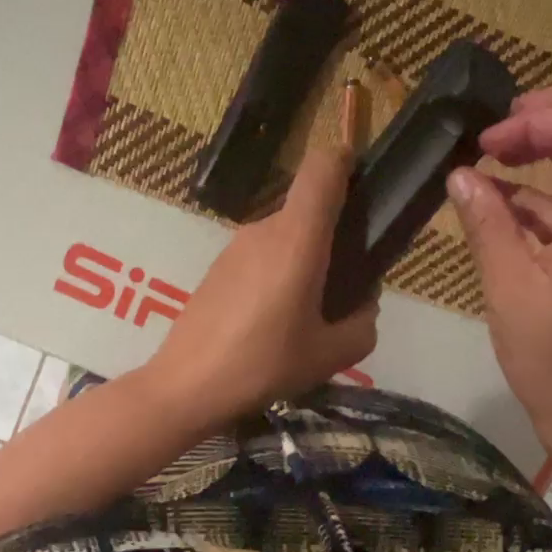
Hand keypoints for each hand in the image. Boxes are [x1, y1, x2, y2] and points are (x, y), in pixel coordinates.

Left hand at [143, 142, 379, 425]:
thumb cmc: (262, 366)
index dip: (347, 164)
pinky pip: (259, 259)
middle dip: (332, 235)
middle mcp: (264, 230)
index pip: (323, 167)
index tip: (363, 188)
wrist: (186, 387)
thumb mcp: (329, 356)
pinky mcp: (215, 271)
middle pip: (307, 210)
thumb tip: (364, 307)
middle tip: (345, 285)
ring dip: (302, 262)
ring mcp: (234, 249)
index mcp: (297, 238)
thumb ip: (362, 326)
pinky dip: (275, 278)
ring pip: (283, 238)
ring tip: (307, 316)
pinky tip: (272, 325)